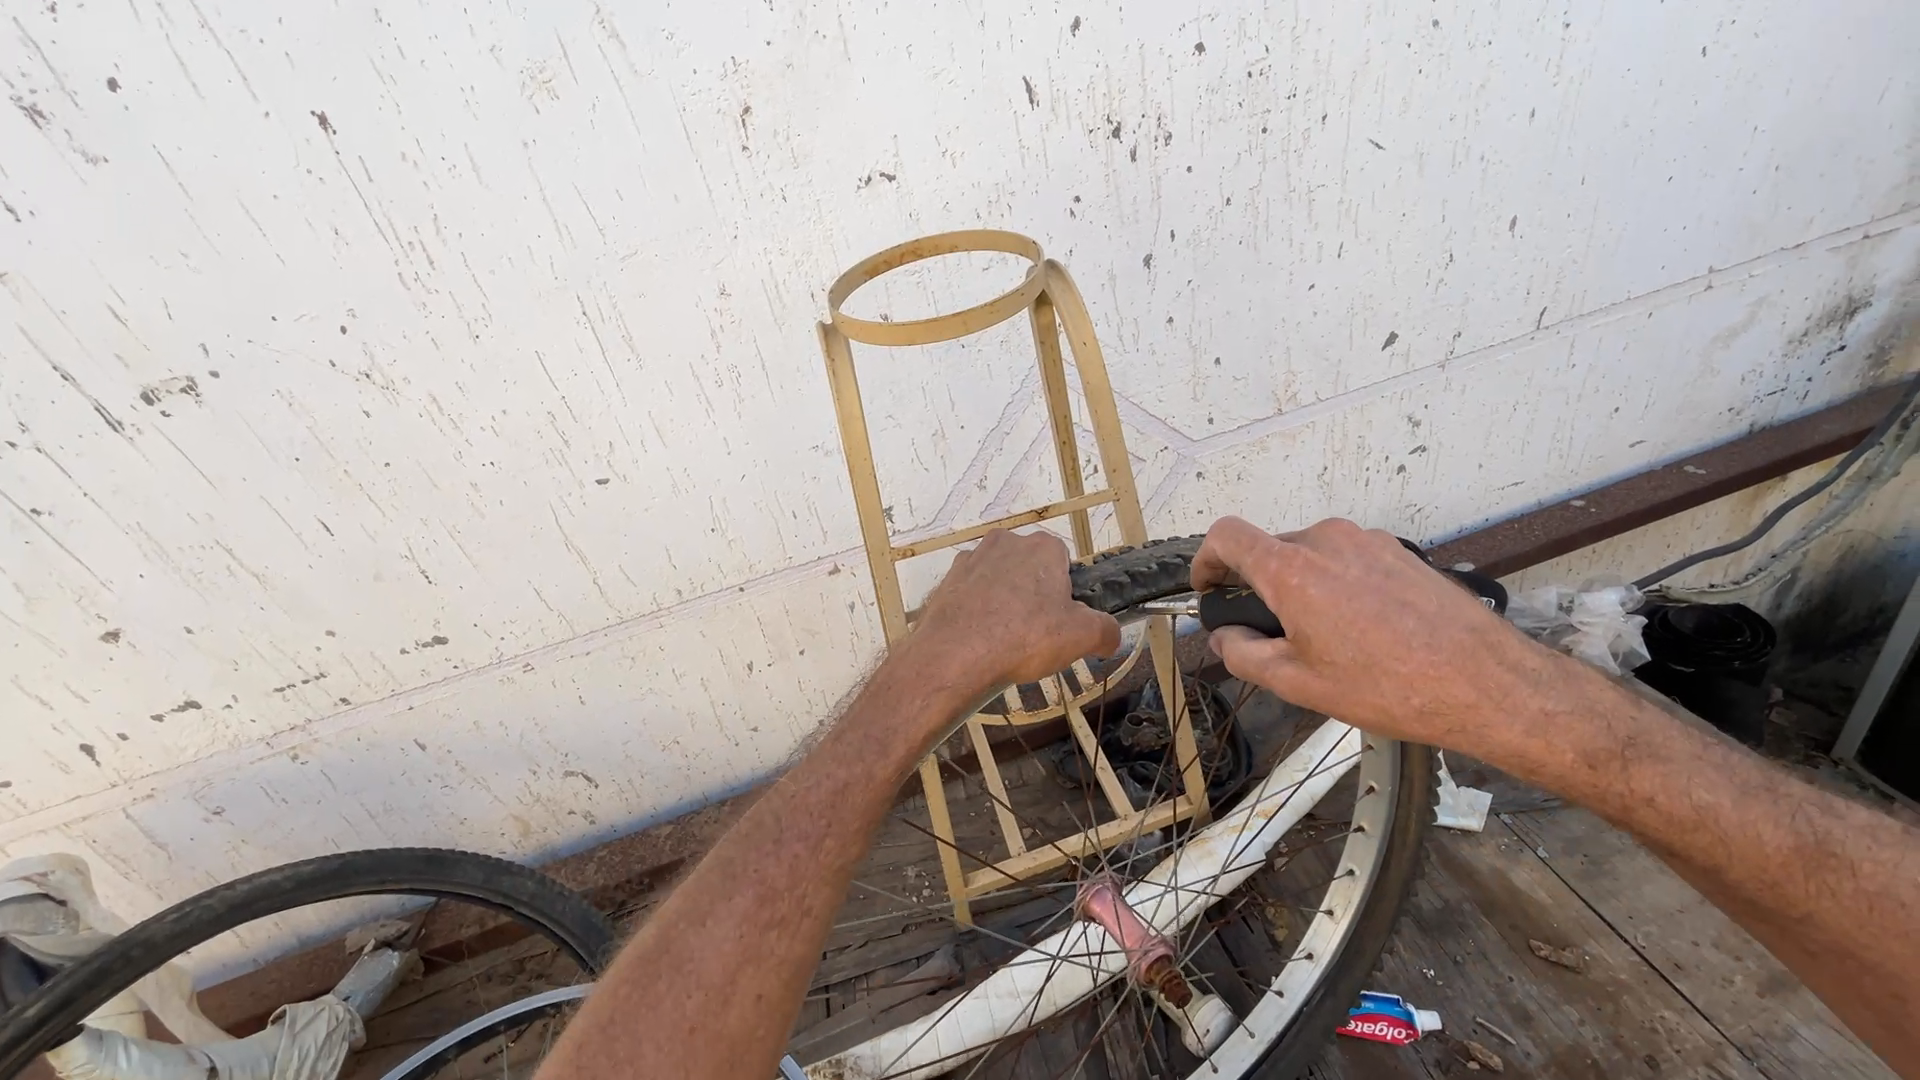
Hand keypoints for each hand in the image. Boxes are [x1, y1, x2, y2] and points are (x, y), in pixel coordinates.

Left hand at [915, 530, 1121, 687]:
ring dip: (1005, 604)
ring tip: (1006, 640)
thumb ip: (1106, 631)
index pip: (1064, 564)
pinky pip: (972, 594)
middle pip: (1030, 571)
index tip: (1062, 621)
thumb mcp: (1082, 637)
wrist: (954, 655)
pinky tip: (980, 638)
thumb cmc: (1022, 638)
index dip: (1066, 595)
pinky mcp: (948, 581)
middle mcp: (1006, 543)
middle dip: (1035, 598)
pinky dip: (978, 611)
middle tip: (1036, 635)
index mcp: (1043, 547)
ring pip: (1000, 581)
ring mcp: (972, 560)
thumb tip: (1110, 636)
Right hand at [1192, 516, 1534, 751]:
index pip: (1226, 536)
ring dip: (1299, 586)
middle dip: (1258, 585)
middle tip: (1272, 634)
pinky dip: (1335, 584)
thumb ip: (1243, 655)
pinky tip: (1360, 629)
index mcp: (1293, 569)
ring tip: (1323, 638)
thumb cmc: (1387, 687)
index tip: (1210, 589)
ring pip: (1309, 555)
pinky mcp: (1399, 552)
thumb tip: (1225, 638)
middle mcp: (1327, 541)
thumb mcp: (1298, 684)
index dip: (1206, 560)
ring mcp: (1368, 541)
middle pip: (1269, 549)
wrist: (1487, 684)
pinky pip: (1346, 559)